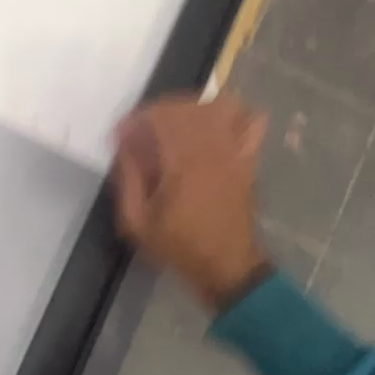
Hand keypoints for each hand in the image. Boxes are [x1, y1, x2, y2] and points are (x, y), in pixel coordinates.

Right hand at [111, 92, 269, 308]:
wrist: (227, 268)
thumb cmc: (178, 247)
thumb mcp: (137, 222)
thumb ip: (128, 178)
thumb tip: (124, 143)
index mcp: (183, 166)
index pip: (162, 117)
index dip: (138, 118)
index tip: (123, 133)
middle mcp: (213, 152)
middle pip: (188, 106)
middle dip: (160, 110)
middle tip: (143, 129)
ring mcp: (236, 154)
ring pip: (219, 107)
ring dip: (193, 107)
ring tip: (175, 124)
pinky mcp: (248, 160)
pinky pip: (251, 122)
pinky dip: (233, 114)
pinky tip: (213, 126)